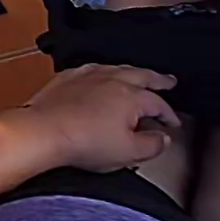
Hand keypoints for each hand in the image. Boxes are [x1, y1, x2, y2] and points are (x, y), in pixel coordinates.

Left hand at [23, 65, 179, 172]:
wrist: (46, 130)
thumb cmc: (87, 142)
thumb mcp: (127, 152)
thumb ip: (151, 144)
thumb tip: (164, 138)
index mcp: (132, 96)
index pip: (158, 103)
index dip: (169, 114)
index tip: (174, 124)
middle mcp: (114, 79)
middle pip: (142, 76)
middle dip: (158, 79)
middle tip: (169, 81)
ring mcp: (90, 74)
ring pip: (117, 68)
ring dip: (131, 72)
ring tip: (138, 75)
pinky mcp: (69, 76)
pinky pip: (92, 68)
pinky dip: (103, 71)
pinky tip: (101, 74)